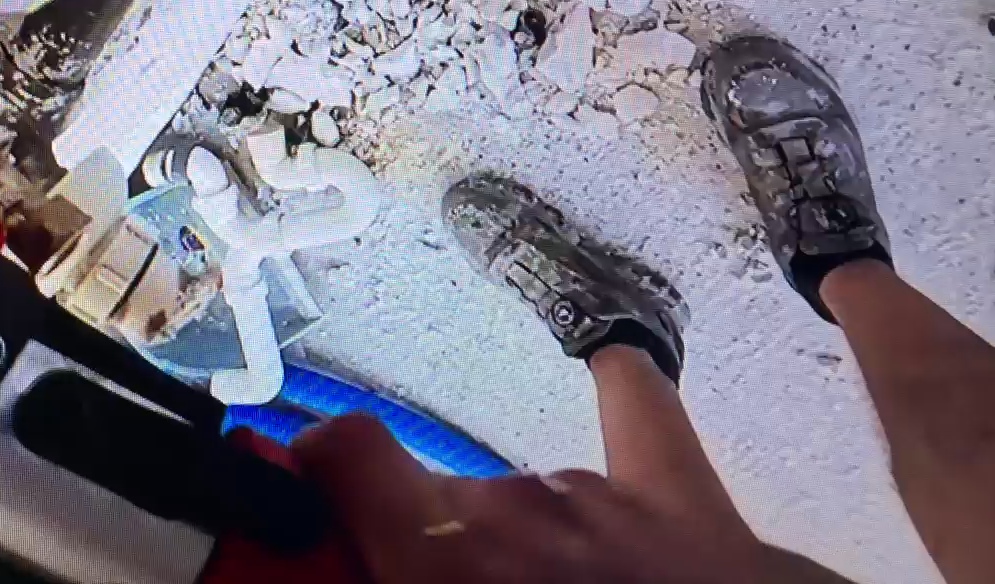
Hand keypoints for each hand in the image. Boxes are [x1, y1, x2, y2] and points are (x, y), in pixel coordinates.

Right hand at [292, 414, 816, 583]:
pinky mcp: (700, 509)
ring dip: (525, 555)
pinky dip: (615, 462)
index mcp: (457, 556)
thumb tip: (364, 565)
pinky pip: (640, 435)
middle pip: (439, 504)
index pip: (344, 452)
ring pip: (531, 506)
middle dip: (431, 558)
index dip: (307, 467)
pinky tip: (626, 425)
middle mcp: (526, 503)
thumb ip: (404, 570)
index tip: (293, 500)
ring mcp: (617, 496)